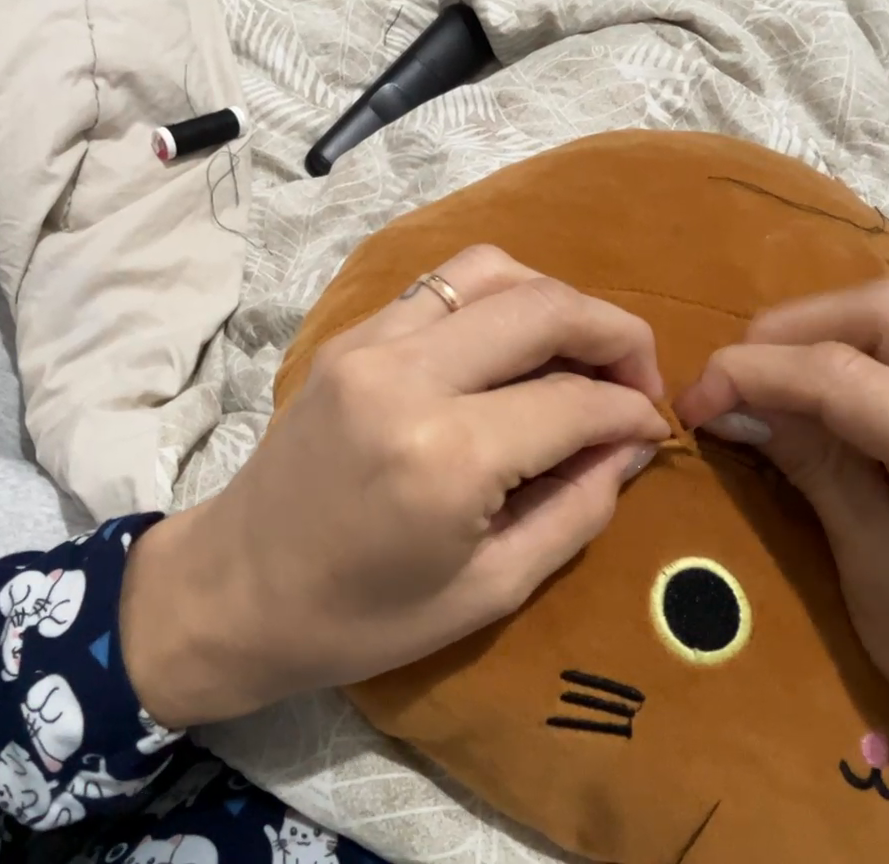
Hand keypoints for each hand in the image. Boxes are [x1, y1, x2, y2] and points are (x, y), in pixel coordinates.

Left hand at [122, 245, 670, 727]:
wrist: (236, 588)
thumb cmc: (361, 617)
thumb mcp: (491, 588)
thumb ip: (576, 507)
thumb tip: (629, 442)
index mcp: (447, 454)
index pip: (574, 401)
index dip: (632, 410)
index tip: (653, 428)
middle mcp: (408, 376)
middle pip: (542, 308)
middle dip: (615, 333)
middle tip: (637, 379)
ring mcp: (368, 344)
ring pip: (490, 272)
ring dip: (553, 301)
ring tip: (578, 353)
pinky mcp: (347, 337)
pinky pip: (438, 286)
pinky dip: (493, 300)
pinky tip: (509, 346)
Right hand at [674, 282, 888, 863]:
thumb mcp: (878, 582)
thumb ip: (817, 472)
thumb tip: (738, 404)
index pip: (849, 378)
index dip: (754, 372)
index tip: (694, 398)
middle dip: (793, 329)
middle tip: (735, 378)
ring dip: (832, 336)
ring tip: (776, 385)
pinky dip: (876, 358)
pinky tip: (841, 401)